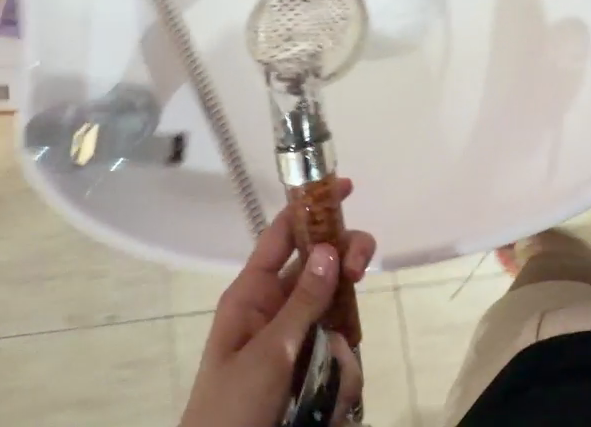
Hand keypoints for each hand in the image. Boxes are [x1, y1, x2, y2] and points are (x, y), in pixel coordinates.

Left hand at [182, 179, 376, 426]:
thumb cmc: (232, 408)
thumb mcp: (267, 354)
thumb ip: (303, 301)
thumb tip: (330, 246)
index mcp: (253, 294)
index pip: (284, 235)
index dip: (311, 206)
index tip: (345, 185)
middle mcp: (278, 309)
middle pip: (323, 264)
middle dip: (345, 265)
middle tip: (358, 270)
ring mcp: (299, 340)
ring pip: (341, 312)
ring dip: (342, 342)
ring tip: (331, 372)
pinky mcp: (315, 371)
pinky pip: (343, 356)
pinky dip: (343, 375)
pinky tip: (329, 399)